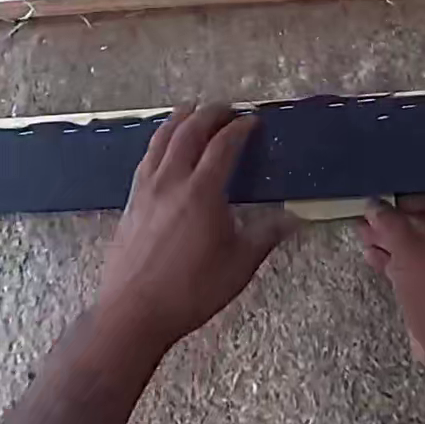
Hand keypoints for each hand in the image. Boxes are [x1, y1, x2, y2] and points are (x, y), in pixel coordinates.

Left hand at [95, 101, 296, 349]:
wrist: (131, 316)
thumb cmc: (191, 291)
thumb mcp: (239, 265)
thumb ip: (267, 235)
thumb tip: (294, 217)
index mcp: (202, 192)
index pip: (224, 145)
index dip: (240, 128)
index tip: (253, 121)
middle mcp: (172, 182)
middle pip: (189, 132)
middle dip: (210, 113)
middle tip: (227, 107)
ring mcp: (146, 190)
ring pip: (161, 140)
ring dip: (180, 119)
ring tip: (192, 109)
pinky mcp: (130, 203)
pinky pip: (146, 158)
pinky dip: (159, 140)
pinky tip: (163, 144)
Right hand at [356, 194, 424, 370]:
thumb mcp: (406, 247)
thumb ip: (388, 221)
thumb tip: (373, 203)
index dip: (409, 199)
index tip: (385, 203)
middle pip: (422, 223)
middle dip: (392, 222)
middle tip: (365, 220)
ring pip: (415, 246)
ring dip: (388, 240)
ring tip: (360, 235)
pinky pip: (414, 266)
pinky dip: (394, 260)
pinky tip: (370, 256)